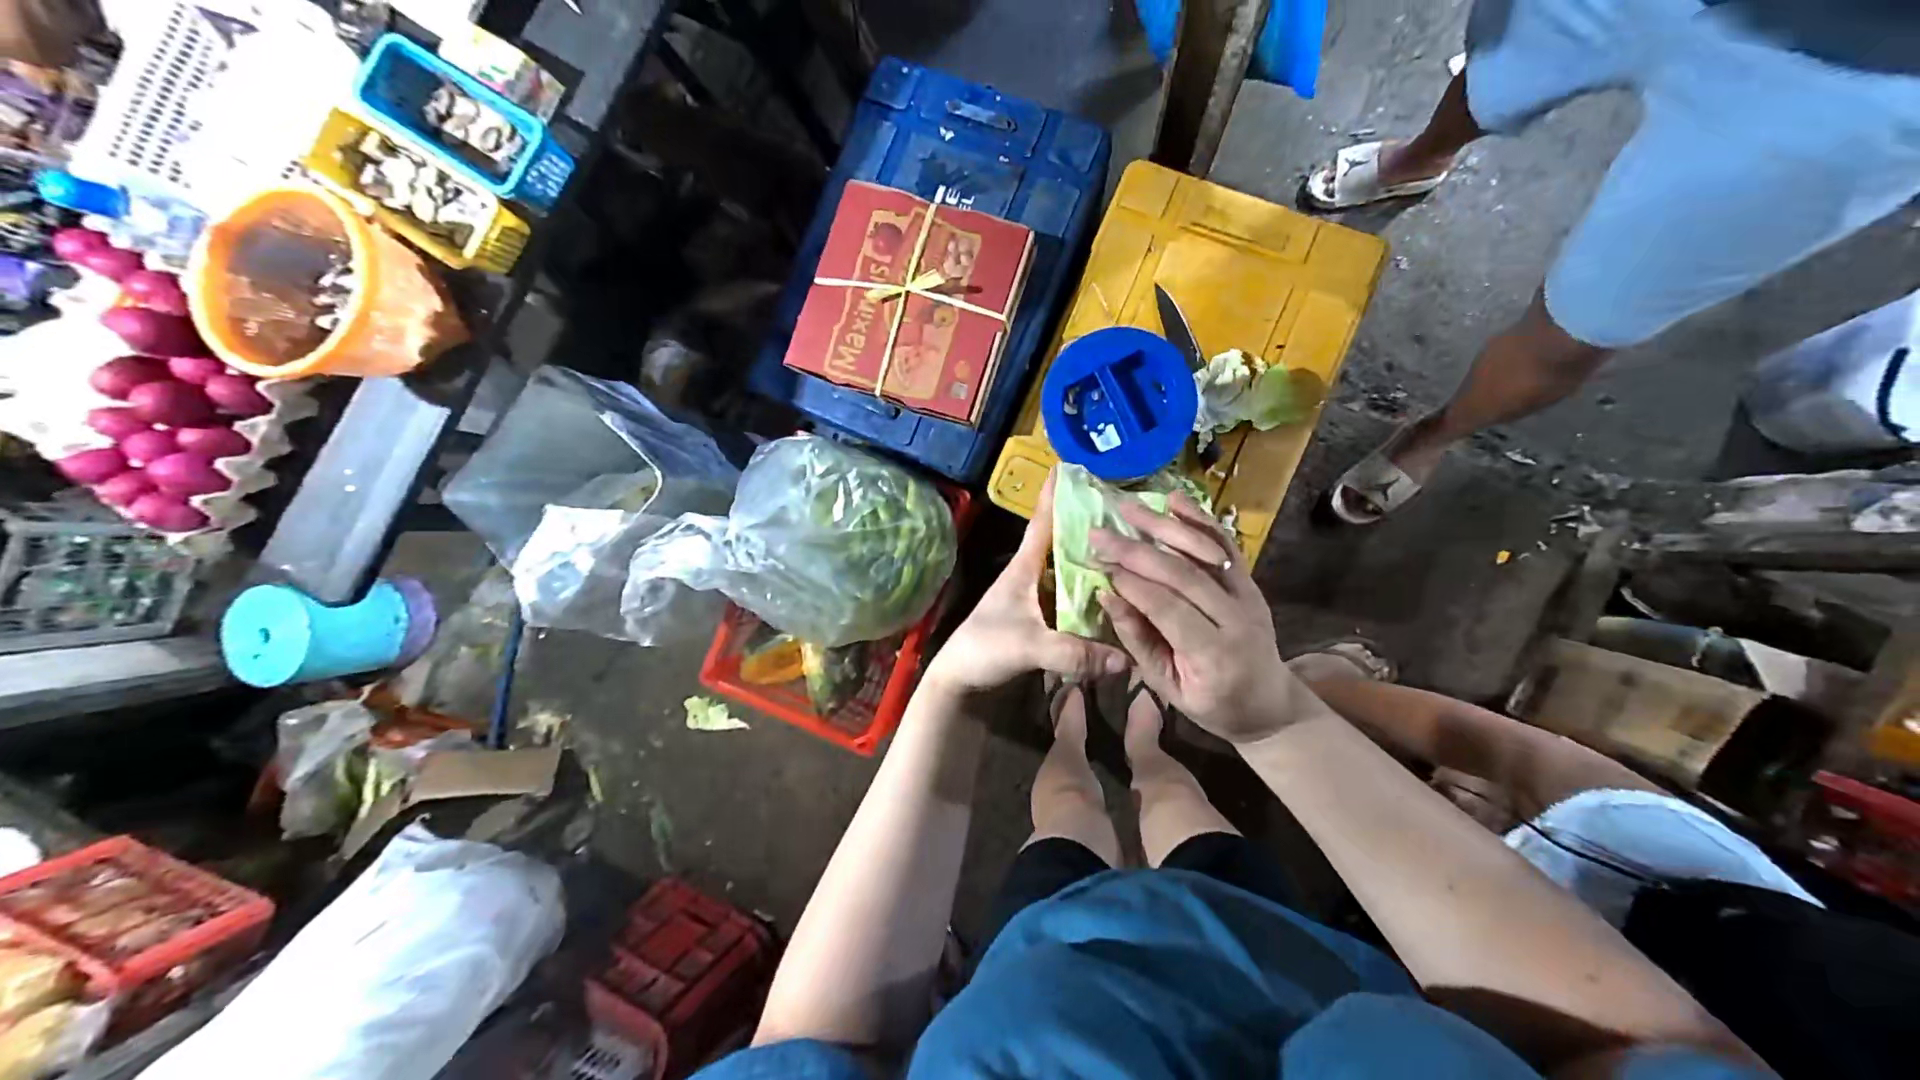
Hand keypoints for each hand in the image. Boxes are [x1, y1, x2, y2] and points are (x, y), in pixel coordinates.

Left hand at [923, 471, 1130, 695]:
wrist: (961, 682)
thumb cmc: (983, 650)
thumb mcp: (1027, 647)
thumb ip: (1072, 652)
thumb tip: (1124, 657)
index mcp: (1023, 569)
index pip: (1042, 524)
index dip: (1055, 495)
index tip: (1071, 464)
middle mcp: (1033, 577)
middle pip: (1066, 544)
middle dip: (1091, 524)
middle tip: (1127, 506)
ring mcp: (1039, 600)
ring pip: (1073, 572)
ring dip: (1097, 560)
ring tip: (1134, 546)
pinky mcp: (1046, 623)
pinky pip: (1076, 601)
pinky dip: (1095, 594)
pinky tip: (1121, 594)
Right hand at [1091, 493, 1306, 744]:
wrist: (1268, 702)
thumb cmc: (1211, 704)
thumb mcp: (1168, 687)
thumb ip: (1138, 640)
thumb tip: (1107, 597)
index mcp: (1214, 653)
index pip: (1167, 607)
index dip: (1130, 583)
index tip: (1097, 564)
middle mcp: (1236, 618)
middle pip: (1182, 574)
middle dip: (1135, 551)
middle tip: (1098, 534)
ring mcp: (1248, 595)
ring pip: (1204, 552)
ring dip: (1163, 526)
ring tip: (1127, 507)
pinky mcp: (1250, 582)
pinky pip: (1225, 546)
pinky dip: (1200, 520)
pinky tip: (1174, 501)